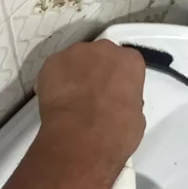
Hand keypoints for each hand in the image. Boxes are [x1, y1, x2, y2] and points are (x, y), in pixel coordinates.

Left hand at [32, 41, 144, 179]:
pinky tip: (58, 101)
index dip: (121, 79)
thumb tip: (117, 103)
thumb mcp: (136, 117)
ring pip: (77, 60)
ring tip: (73, 99)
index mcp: (129, 61)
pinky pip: (56, 69)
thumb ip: (127, 99)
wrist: (79, 139)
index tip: (117, 93)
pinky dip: (56, 81)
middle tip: (95, 96)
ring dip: (76, 75)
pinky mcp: (52, 62)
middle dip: (98, 71)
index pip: (127, 63)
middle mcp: (104, 50)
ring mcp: (75, 53)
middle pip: (101, 56)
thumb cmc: (114, 131)